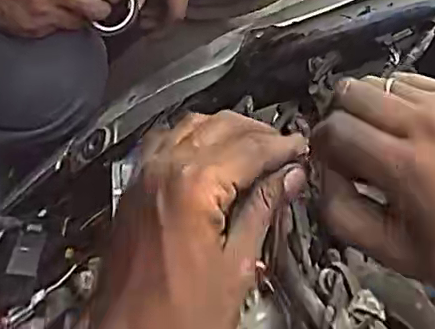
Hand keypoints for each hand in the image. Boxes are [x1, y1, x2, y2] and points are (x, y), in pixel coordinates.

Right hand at [0, 0, 120, 37]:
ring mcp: (48, 13)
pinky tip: (55, 12)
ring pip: (83, 23)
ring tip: (76, 7)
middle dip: (104, 8)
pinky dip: (63, 23)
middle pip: (99, 10)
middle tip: (100, 4)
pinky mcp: (38, 30)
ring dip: (84, 17)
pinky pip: (61, 30)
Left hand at [91, 112, 306, 328]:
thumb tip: (288, 178)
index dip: (280, 146)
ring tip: (253, 145)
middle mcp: (166, 166)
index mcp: (194, 183)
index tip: (299, 148)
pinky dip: (192, 134)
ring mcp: (146, 171)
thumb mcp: (235, 267)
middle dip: (257, 133)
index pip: (249, 148)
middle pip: (222, 126)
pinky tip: (207, 146)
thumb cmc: (176, 317)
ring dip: (226, 128)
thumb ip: (262, 212)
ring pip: (193, 124)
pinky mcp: (135, 183)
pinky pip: (166, 138)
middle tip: (283, 147)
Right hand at [312, 74, 434, 302]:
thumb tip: (320, 173)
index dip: (321, 144)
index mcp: (408, 166)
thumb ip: (341, 212)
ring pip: (374, 81)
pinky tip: (404, 127)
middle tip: (347, 144)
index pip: (336, 129)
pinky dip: (393, 99)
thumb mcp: (390, 252)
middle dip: (338, 117)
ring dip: (366, 107)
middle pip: (349, 91)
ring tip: (379, 136)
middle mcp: (425, 126)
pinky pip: (404, 80)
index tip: (327, 159)